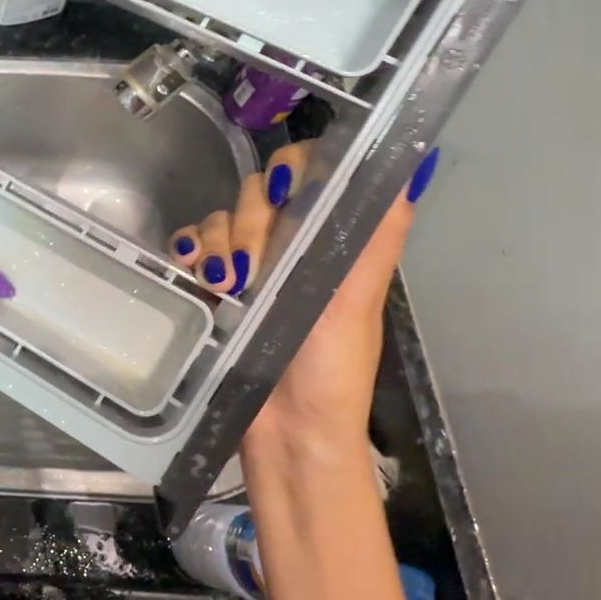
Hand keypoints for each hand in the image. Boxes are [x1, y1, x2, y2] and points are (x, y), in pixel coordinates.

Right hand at [167, 143, 438, 452]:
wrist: (284, 431)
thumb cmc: (330, 369)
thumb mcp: (358, 301)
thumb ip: (375, 236)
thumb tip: (413, 169)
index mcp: (331, 241)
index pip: (313, 174)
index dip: (294, 168)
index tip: (284, 193)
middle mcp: (289, 244)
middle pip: (257, 193)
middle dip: (250, 226)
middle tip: (252, 271)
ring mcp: (246, 265)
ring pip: (220, 220)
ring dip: (216, 247)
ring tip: (225, 289)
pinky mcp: (210, 285)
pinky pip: (189, 247)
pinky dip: (188, 253)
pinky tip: (194, 274)